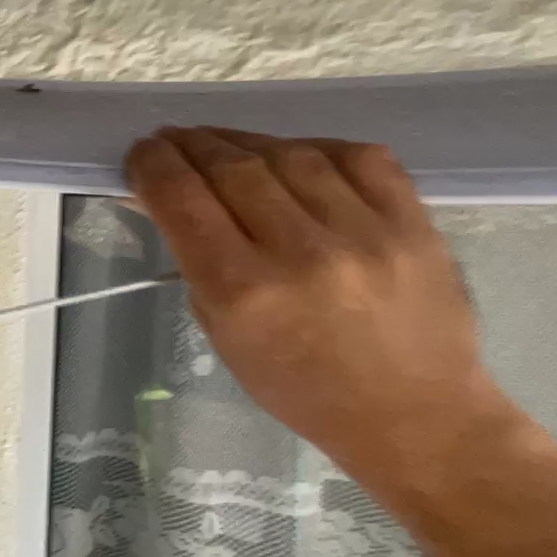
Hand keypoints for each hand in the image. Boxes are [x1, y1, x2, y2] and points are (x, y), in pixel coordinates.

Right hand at [123, 126, 496, 467]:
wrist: (414, 416)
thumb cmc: (294, 383)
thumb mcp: (219, 325)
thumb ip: (192, 255)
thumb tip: (162, 197)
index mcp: (240, 288)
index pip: (180, 196)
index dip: (151, 163)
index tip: (140, 153)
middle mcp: (299, 252)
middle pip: (230, 167)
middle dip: (189, 145)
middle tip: (171, 140)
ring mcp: (365, 234)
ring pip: (289, 154)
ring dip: (243, 141)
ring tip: (223, 144)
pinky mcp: (415, 226)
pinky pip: (359, 158)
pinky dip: (313, 146)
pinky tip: (292, 155)